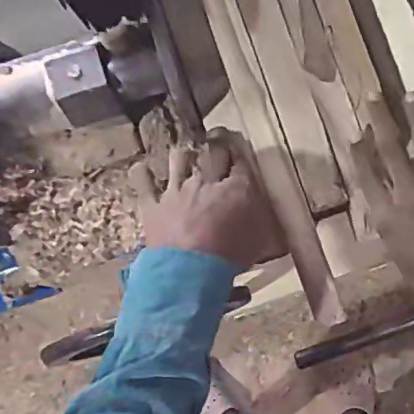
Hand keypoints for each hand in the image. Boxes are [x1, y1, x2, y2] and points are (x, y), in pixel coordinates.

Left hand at [130, 129, 283, 269]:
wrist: (188, 273)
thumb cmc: (228, 260)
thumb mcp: (256, 245)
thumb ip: (261, 228)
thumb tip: (270, 227)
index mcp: (235, 190)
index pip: (241, 163)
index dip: (241, 155)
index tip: (241, 154)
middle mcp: (205, 182)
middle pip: (213, 151)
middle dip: (218, 144)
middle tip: (218, 140)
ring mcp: (176, 190)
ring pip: (179, 157)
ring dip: (184, 155)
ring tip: (186, 155)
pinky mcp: (152, 203)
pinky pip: (144, 180)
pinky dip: (143, 173)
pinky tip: (144, 169)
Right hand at [351, 92, 413, 326]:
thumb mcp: (398, 258)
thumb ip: (391, 230)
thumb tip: (387, 213)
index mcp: (387, 216)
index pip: (366, 178)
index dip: (359, 155)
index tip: (354, 137)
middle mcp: (408, 194)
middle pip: (390, 151)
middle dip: (380, 121)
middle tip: (372, 97)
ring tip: (411, 94)